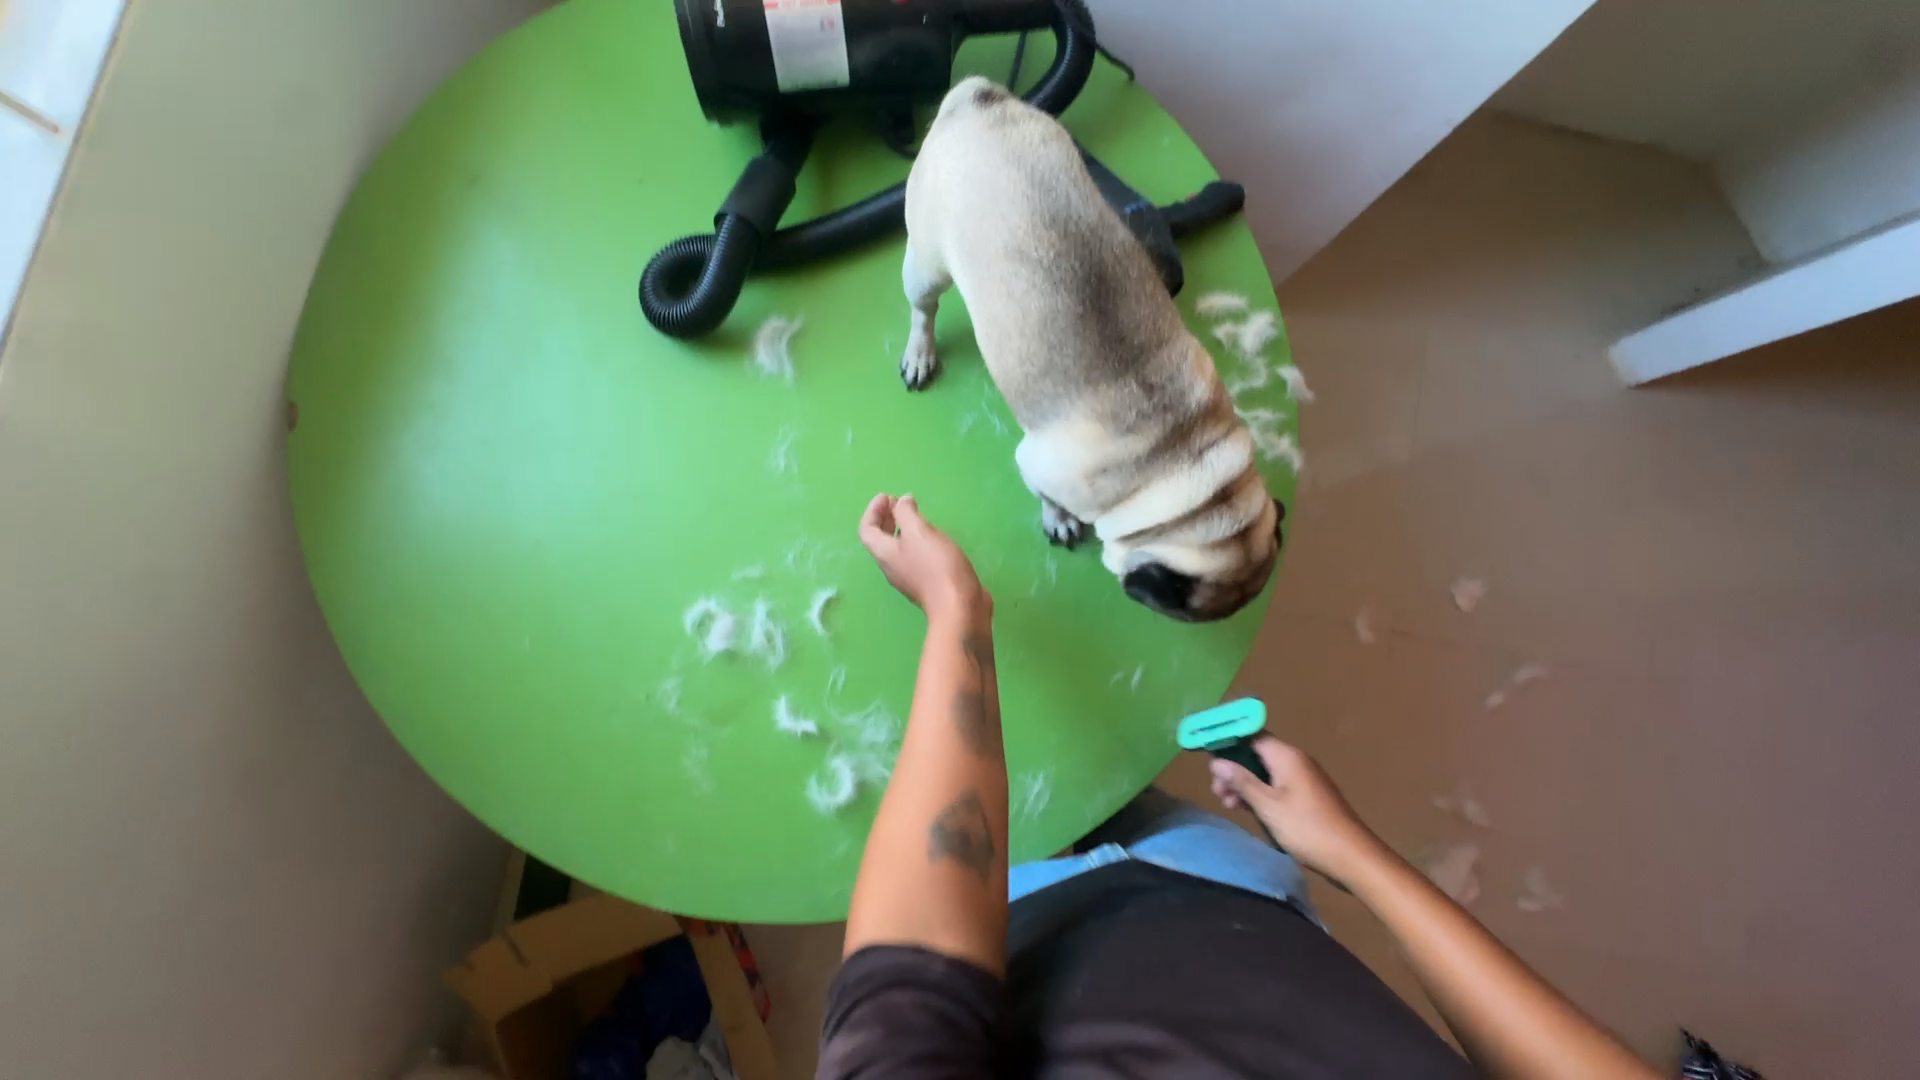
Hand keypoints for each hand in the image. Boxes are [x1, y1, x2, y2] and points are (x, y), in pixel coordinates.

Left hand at [858, 494, 991, 624]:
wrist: (959, 606)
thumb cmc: (936, 566)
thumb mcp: (919, 532)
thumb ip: (906, 513)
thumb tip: (901, 502)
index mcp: (885, 554)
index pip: (866, 530)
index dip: (873, 510)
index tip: (887, 496)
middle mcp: (892, 566)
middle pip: (880, 540)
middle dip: (886, 518)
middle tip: (899, 503)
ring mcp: (909, 577)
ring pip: (897, 548)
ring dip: (902, 529)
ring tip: (917, 516)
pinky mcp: (926, 582)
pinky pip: (914, 557)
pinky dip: (917, 541)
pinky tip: (933, 537)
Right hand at [1209, 736, 1388, 888]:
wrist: (1353, 858)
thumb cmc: (1307, 828)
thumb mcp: (1268, 806)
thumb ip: (1241, 781)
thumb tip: (1217, 762)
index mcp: (1286, 756)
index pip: (1251, 734)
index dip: (1228, 741)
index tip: (1208, 755)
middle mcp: (1295, 761)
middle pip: (1256, 754)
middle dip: (1233, 768)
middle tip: (1217, 791)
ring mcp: (1303, 779)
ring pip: (1265, 772)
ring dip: (1244, 784)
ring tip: (1229, 805)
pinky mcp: (1307, 796)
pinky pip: (1277, 786)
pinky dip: (1260, 794)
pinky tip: (1249, 811)